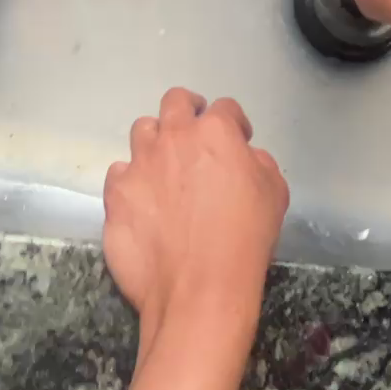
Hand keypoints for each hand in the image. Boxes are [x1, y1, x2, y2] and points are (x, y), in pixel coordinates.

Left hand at [103, 88, 288, 342]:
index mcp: (215, 131)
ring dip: (155, 141)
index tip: (239, 139)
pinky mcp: (115, 193)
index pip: (226, 107)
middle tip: (194, 131)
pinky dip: (131, 180)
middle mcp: (173, 137)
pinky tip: (142, 200)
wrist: (199, 289)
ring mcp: (140, 163)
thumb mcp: (275, 193)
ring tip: (163, 165)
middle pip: (175, 101)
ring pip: (142, 130)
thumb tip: (245, 156)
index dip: (235, 122)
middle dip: (187, 109)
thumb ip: (258, 162)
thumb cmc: (246, 238)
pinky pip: (119, 172)